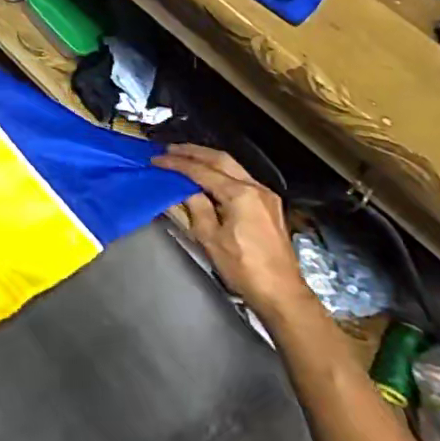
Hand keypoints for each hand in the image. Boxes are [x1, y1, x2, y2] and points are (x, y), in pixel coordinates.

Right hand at [153, 143, 313, 316]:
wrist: (281, 292)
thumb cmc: (244, 269)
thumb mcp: (211, 239)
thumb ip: (197, 208)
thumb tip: (185, 190)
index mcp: (240, 194)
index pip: (202, 171)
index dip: (178, 164)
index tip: (158, 159)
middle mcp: (255, 187)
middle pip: (221, 159)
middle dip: (194, 152)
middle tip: (171, 148)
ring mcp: (265, 195)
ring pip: (233, 167)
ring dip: (209, 160)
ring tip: (186, 157)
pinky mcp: (269, 205)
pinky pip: (242, 179)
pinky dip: (222, 173)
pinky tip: (210, 177)